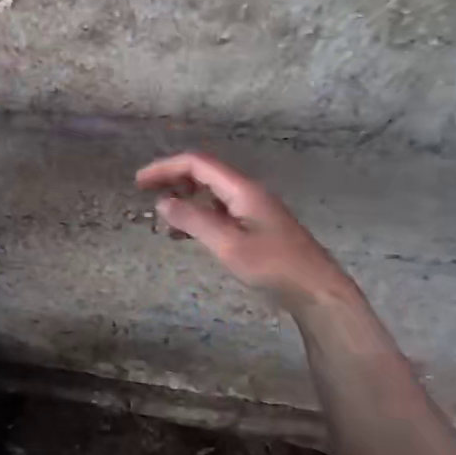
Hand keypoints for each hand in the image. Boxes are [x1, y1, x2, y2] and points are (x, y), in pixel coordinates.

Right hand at [136, 152, 355, 309]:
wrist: (316, 290)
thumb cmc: (272, 266)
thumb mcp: (227, 244)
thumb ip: (193, 221)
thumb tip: (162, 203)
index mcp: (242, 190)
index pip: (197, 164)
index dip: (165, 168)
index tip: (139, 182)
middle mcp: (247, 193)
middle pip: (203, 174)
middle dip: (172, 179)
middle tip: (144, 193)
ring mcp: (252, 209)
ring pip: (210, 193)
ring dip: (183, 199)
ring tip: (161, 217)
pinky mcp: (254, 226)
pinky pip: (218, 211)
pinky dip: (196, 216)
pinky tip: (184, 234)